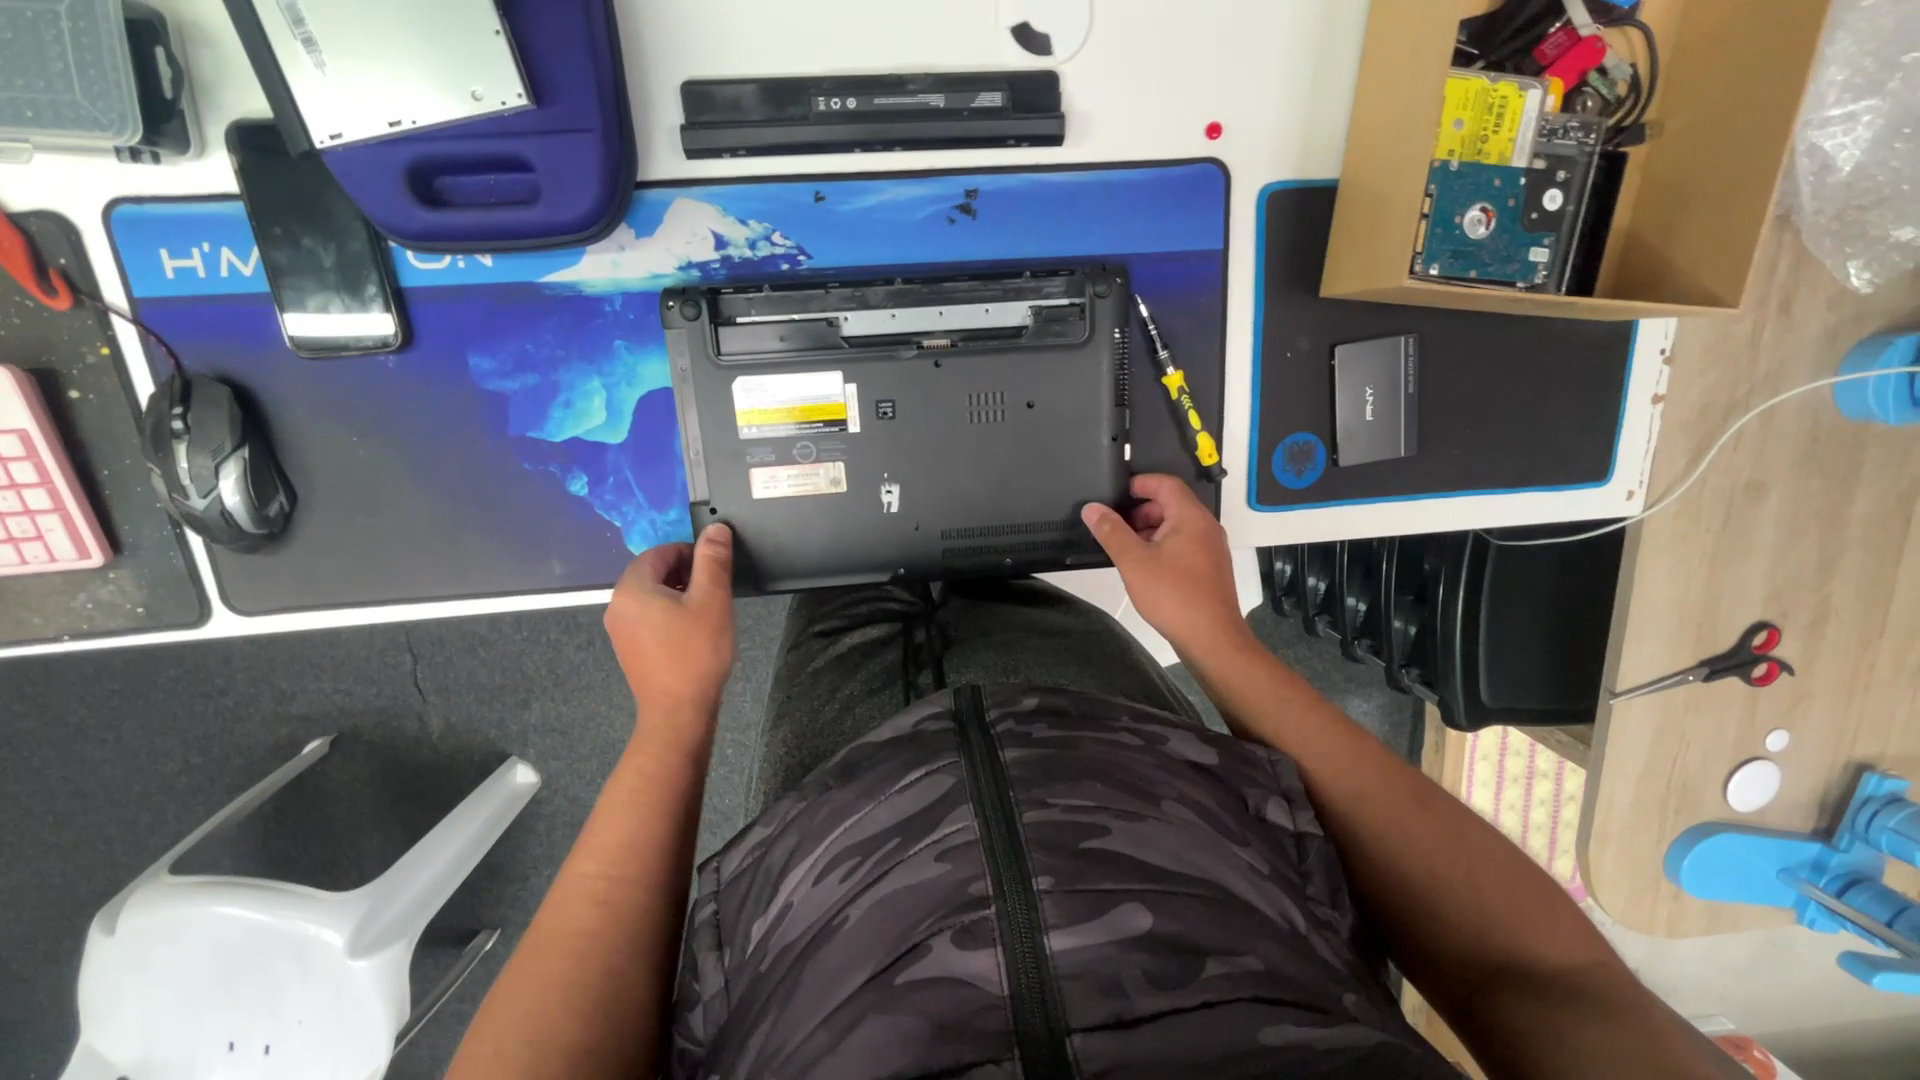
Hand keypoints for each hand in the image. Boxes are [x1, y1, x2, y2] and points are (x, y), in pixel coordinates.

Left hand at [604, 524, 735, 733]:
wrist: (678, 711)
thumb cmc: (696, 653)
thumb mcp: (712, 600)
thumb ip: (713, 560)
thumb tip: (716, 529)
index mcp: (632, 589)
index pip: (659, 552)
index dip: (689, 553)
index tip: (715, 568)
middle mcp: (617, 606)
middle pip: (652, 573)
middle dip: (684, 574)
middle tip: (714, 589)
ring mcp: (620, 630)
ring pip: (651, 597)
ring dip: (678, 594)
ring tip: (707, 610)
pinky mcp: (629, 649)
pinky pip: (648, 618)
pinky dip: (669, 615)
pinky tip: (693, 631)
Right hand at [1082, 474, 1250, 659]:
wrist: (1211, 638)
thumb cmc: (1173, 595)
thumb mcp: (1133, 561)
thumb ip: (1111, 532)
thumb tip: (1092, 508)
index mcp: (1190, 517)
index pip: (1166, 483)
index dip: (1140, 483)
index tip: (1117, 493)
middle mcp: (1206, 527)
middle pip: (1172, 504)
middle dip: (1142, 510)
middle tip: (1116, 525)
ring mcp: (1212, 548)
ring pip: (1178, 526)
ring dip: (1151, 530)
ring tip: (1126, 548)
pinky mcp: (1211, 568)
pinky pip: (1185, 544)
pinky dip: (1164, 546)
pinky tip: (1146, 567)